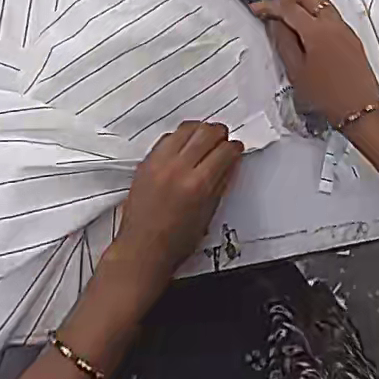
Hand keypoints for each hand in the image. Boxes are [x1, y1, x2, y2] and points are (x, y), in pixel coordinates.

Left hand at [111, 121, 242, 279]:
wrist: (143, 249)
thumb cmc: (174, 242)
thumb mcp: (208, 214)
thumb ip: (221, 183)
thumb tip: (230, 163)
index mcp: (198, 185)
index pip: (224, 151)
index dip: (234, 148)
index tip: (236, 149)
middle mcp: (178, 169)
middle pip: (206, 132)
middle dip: (220, 133)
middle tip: (223, 139)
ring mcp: (159, 163)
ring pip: (186, 128)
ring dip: (200, 130)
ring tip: (205, 138)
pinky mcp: (146, 163)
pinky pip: (167, 137)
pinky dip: (179, 137)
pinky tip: (184, 145)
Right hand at [249, 0, 378, 122]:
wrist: (359, 109)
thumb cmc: (328, 95)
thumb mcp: (296, 71)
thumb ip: (283, 42)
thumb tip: (275, 24)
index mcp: (317, 31)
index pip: (288, 8)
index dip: (269, 5)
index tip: (257, 8)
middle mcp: (334, 25)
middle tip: (271, 7)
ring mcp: (345, 30)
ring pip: (321, 3)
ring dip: (302, 3)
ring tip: (286, 16)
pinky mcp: (351, 38)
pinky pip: (331, 15)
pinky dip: (314, 13)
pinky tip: (305, 28)